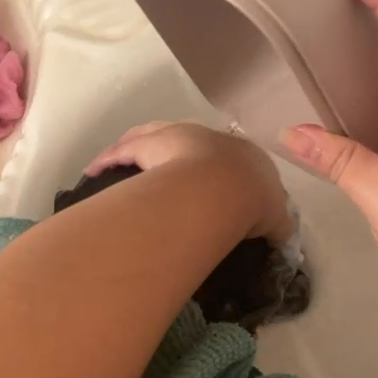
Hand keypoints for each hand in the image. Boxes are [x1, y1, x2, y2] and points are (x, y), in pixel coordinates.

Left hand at [86, 121, 293, 244]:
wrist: (226, 186)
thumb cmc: (252, 201)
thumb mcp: (275, 217)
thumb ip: (278, 227)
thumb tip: (283, 240)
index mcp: (241, 153)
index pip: (225, 156)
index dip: (214, 168)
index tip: (204, 183)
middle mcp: (206, 137)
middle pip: (184, 141)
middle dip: (174, 154)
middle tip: (162, 175)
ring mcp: (174, 137)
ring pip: (149, 140)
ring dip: (138, 152)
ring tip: (124, 170)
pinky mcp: (145, 145)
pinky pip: (121, 151)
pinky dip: (108, 161)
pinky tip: (94, 172)